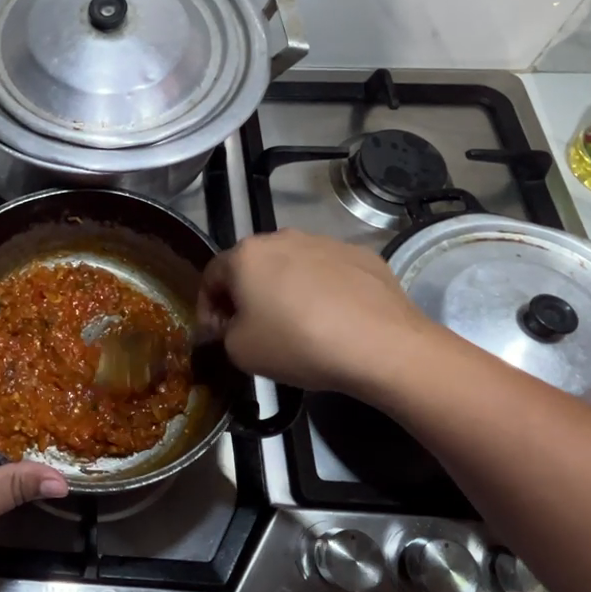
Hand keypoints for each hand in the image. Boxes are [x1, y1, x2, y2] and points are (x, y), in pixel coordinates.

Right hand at [197, 230, 441, 393]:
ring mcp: (324, 242)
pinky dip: (323, 291)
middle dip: (247, 296)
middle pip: (252, 266)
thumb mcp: (240, 352)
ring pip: (292, 266)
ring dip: (286, 290)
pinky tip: (335, 321)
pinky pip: (329, 272)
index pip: (210, 277)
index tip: (216, 336)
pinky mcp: (361, 255)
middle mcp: (281, 238)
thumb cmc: (298, 344)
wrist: (382, 345)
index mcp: (245, 256)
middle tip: (254, 329)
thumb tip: (230, 328)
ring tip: (299, 326)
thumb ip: (223, 335)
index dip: (208, 308)